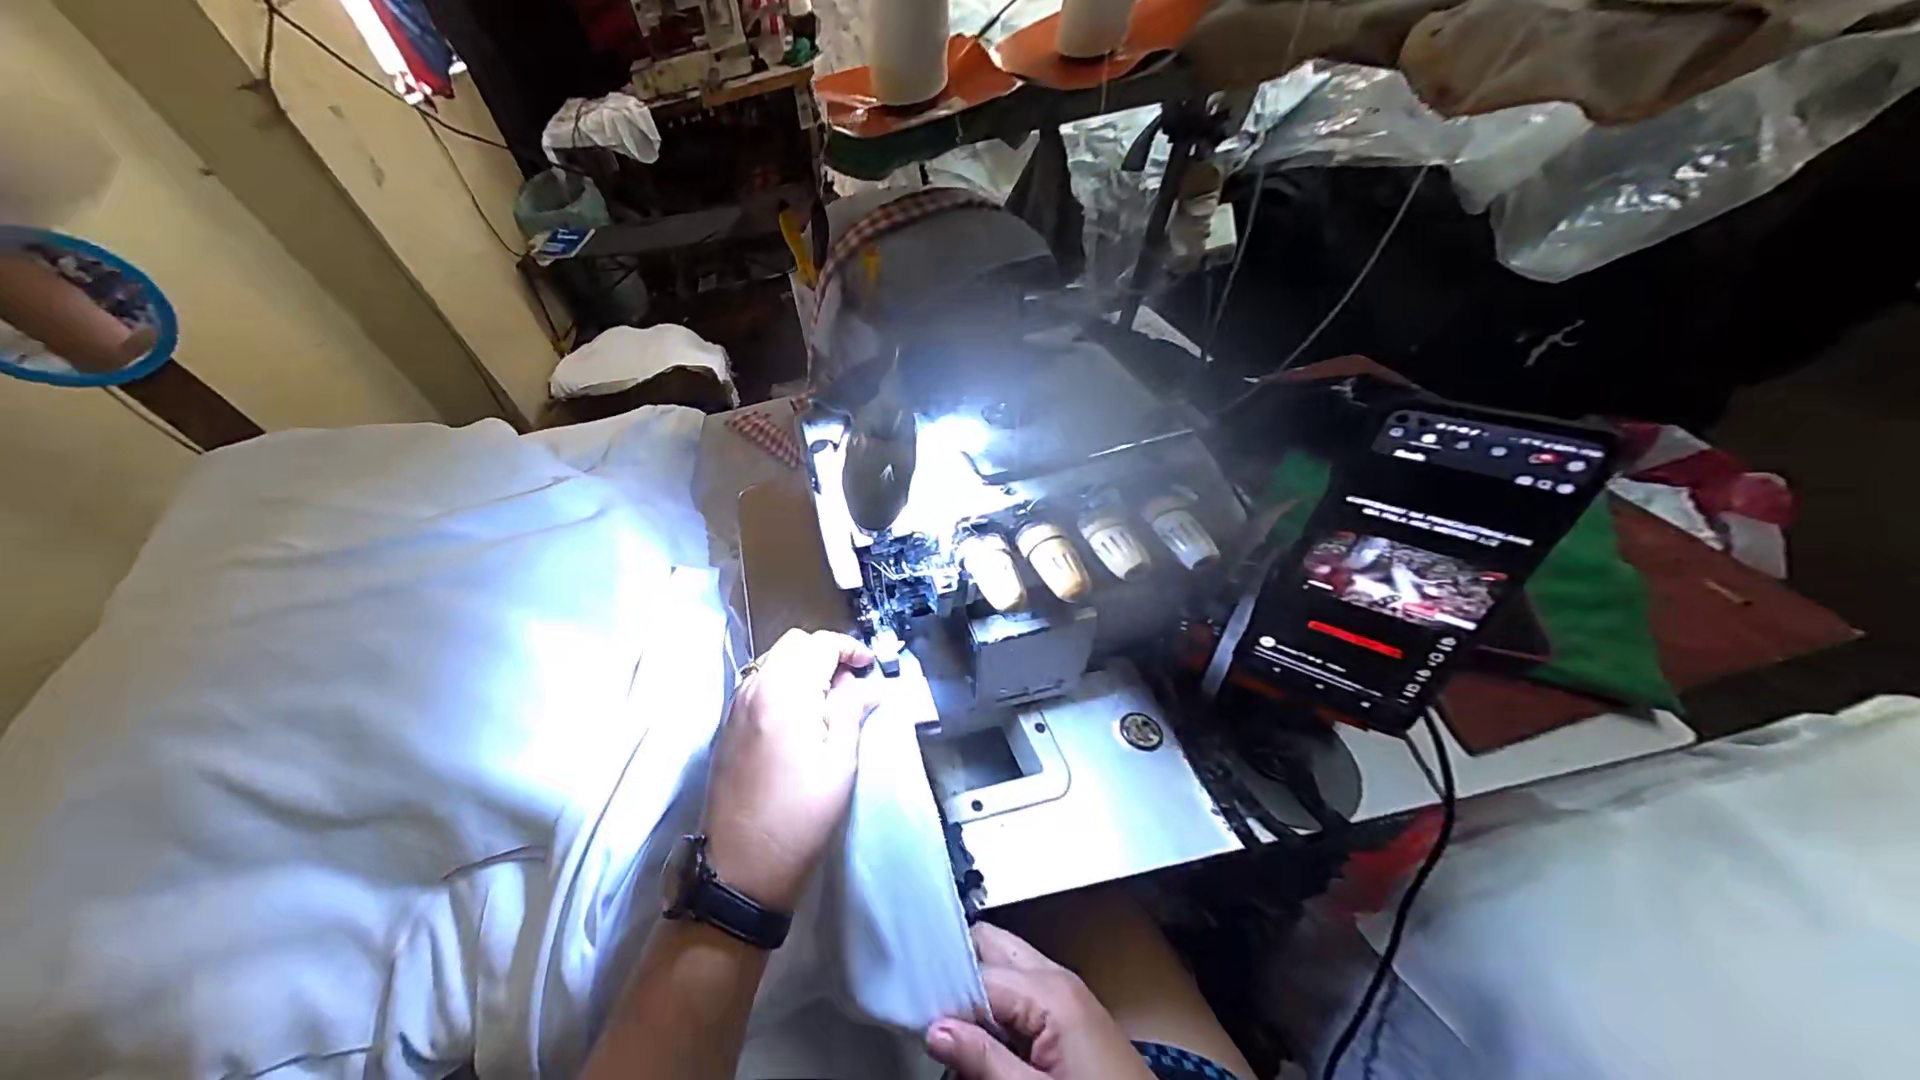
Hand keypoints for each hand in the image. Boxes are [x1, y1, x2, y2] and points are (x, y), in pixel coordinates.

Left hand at [703, 629, 879, 912]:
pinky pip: (759, 683)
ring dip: (804, 666)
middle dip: (826, 653)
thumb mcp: (840, 763)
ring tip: (831, 697)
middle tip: (853, 680)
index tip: (870, 665)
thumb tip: (867, 684)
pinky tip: (802, 713)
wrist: (741, 868)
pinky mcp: (728, 726)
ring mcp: (736, 707)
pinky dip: (784, 682)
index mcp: (785, 694)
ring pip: (774, 661)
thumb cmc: (800, 816)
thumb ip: (851, 710)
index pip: (820, 645)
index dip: (850, 648)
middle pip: (794, 645)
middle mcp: (754, 690)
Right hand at [925, 923, 1154, 1079]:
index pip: (977, 970)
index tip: (919, 1016)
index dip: (945, 993)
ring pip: (1003, 963)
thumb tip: (935, 1028)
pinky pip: (1020, 988)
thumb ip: (983, 1060)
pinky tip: (985, 1037)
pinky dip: (996, 1003)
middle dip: (959, 968)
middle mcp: (1057, 977)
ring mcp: (1064, 991)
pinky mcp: (1068, 1011)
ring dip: (976, 987)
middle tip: (932, 1008)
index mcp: (1051, 991)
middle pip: (990, 944)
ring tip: (955, 1028)